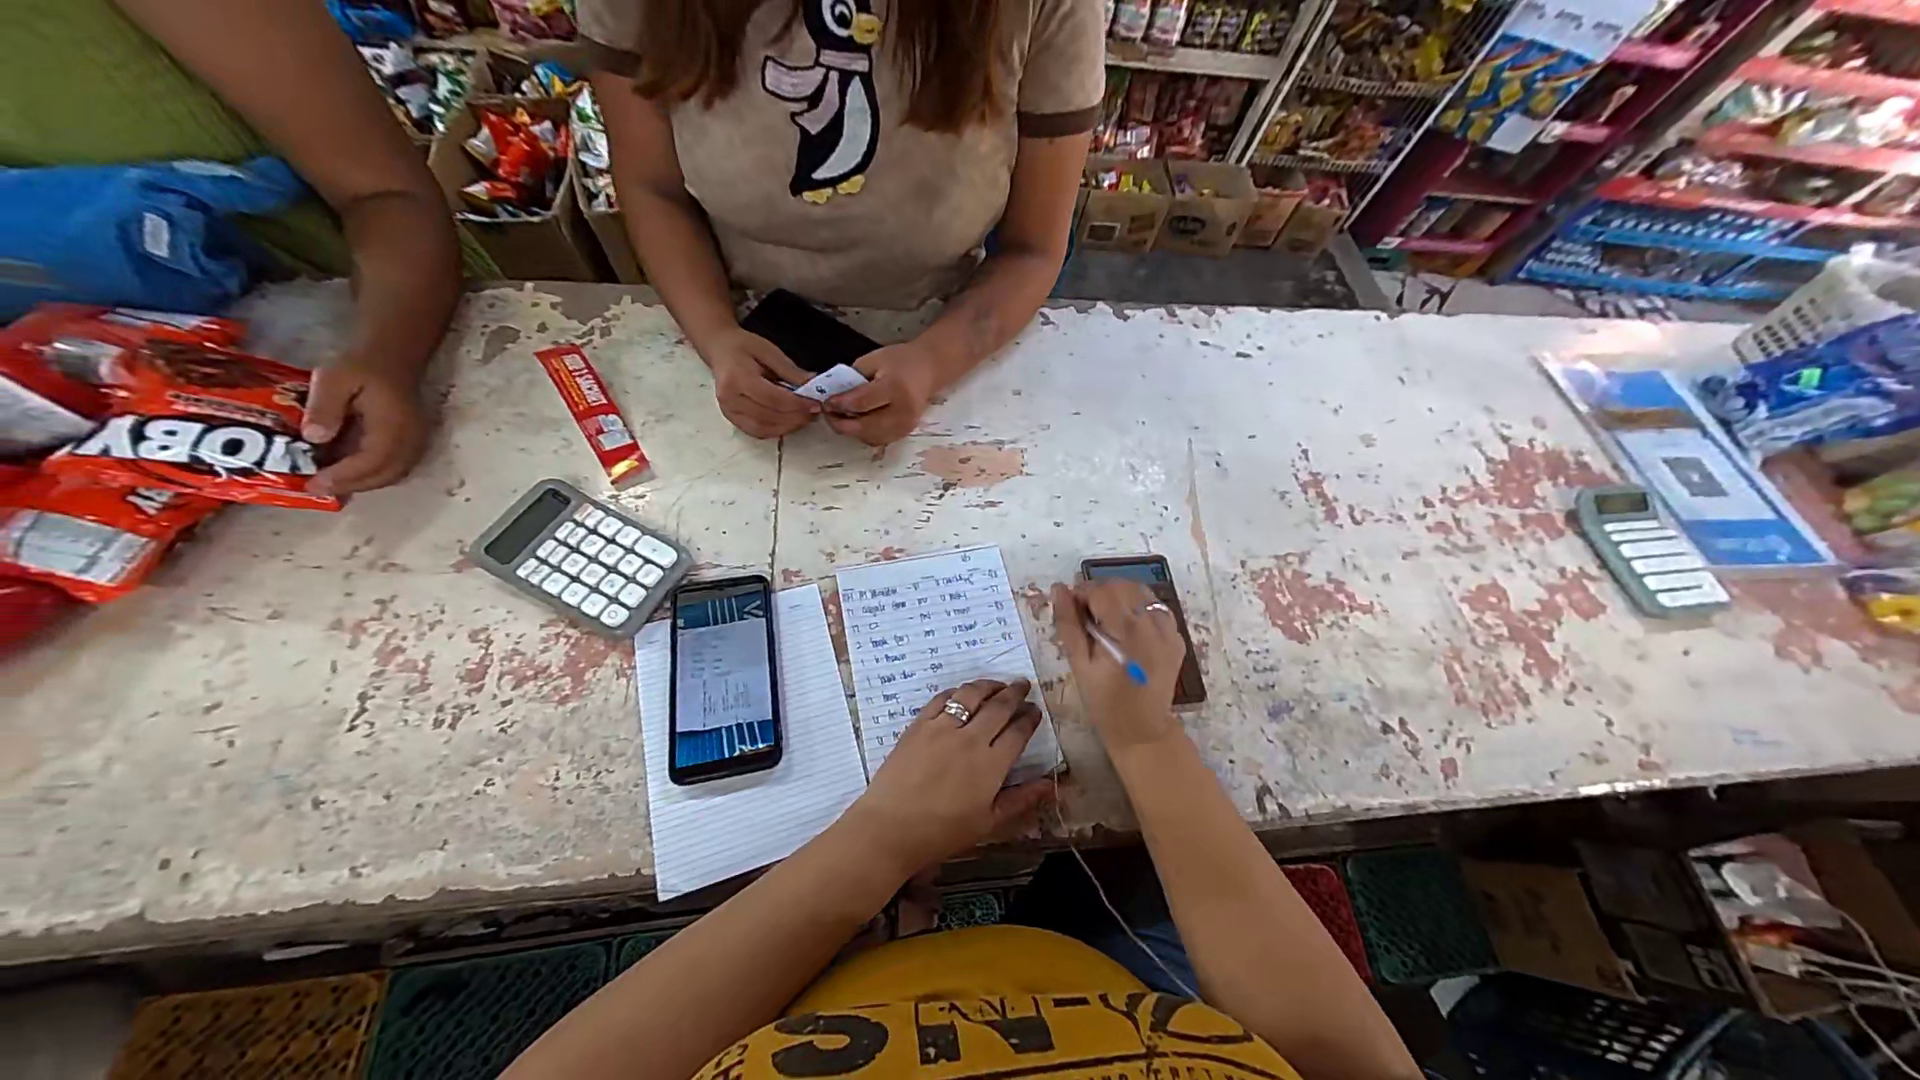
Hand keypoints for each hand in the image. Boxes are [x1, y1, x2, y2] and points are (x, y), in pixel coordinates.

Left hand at [303, 361, 428, 497]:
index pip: (374, 460)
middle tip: (318, 490)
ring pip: (393, 474)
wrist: (393, 359)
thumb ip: (324, 407)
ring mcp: (415, 443)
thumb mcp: (332, 379)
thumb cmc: (361, 367)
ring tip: (332, 484)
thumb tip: (314, 438)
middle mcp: (411, 439)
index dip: (346, 475)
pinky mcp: (412, 444)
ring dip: (364, 483)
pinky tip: (352, 473)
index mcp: (393, 425)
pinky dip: (374, 476)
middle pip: (387, 474)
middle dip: (353, 485)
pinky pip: (396, 467)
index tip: (315, 483)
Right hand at [700, 327, 817, 439]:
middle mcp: (729, 399)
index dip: (797, 405)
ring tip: (805, 417)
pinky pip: (758, 432)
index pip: (773, 399)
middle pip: (769, 416)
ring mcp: (729, 412)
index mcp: (737, 378)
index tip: (816, 404)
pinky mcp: (732, 420)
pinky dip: (777, 430)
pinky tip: (790, 421)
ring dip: (789, 426)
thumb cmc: (743, 347)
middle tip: (814, 412)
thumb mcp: (770, 352)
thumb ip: (791, 372)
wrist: (720, 349)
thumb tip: (814, 386)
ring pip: (764, 429)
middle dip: (796, 417)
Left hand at [824, 340, 943, 445]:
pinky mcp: (905, 433)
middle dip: (841, 423)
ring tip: (839, 418)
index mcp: (895, 388)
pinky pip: (878, 439)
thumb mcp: (873, 360)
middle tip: (827, 413)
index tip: (826, 402)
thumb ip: (853, 379)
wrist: (928, 369)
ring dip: (850, 430)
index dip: (840, 405)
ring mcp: (905, 426)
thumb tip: (834, 397)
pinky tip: (855, 422)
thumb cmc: (900, 360)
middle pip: (865, 426)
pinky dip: (862, 433)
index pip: (861, 403)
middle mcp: (902, 411)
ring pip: (869, 437)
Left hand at [843, 679, 1051, 878]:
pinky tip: (962, 693)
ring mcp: (942, 727)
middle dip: (1015, 693)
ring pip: (971, 695)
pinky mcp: (919, 725)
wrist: (891, 827)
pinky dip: (957, 692)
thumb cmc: (943, 831)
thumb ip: (1021, 799)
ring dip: (989, 686)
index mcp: (992, 764)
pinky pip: (941, 699)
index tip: (1035, 710)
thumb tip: (1052, 785)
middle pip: (999, 706)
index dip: (1030, 717)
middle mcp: (970, 738)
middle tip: (1023, 685)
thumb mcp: (988, 822)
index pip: (1018, 731)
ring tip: (997, 684)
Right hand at [1051, 581, 1188, 756]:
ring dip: (1119, 596)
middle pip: (1122, 586)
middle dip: (1099, 592)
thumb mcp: (1079, 664)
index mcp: (1128, 631)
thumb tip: (1058, 590)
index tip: (1070, 608)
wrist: (1142, 730)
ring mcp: (1169, 630)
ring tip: (1105, 618)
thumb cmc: (1105, 702)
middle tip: (1084, 614)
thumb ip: (1068, 623)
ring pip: (1140, 592)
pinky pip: (1155, 608)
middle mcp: (1153, 624)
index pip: (1101, 591)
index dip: (1081, 593)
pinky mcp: (1176, 637)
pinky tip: (1126, 627)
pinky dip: (1138, 608)